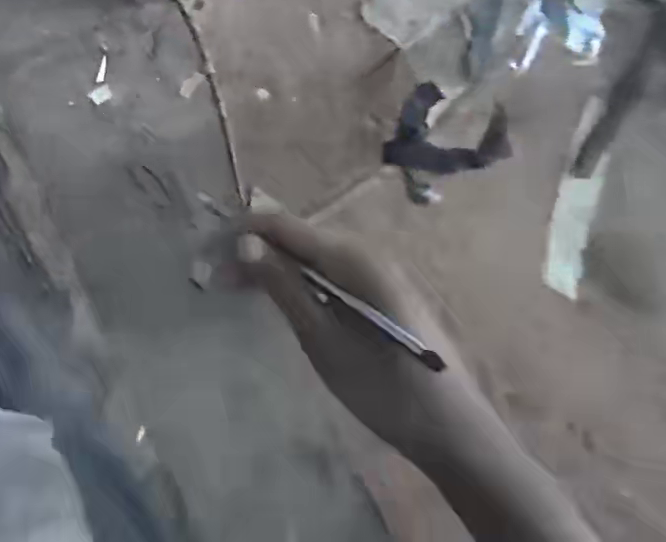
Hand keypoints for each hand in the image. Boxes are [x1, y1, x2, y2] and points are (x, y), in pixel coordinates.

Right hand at [240, 214, 600, 541]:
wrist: (460, 441)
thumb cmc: (386, 388)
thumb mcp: (321, 337)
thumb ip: (281, 284)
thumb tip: (241, 240)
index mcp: (353, 259)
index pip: (278, 223)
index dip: (236, 231)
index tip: (204, 254)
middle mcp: (364, 255)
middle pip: (289, 236)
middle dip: (247, 249)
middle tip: (212, 276)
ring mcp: (375, 274)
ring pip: (303, 254)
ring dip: (265, 264)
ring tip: (231, 286)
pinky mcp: (378, 294)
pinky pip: (322, 271)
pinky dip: (290, 278)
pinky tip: (272, 296)